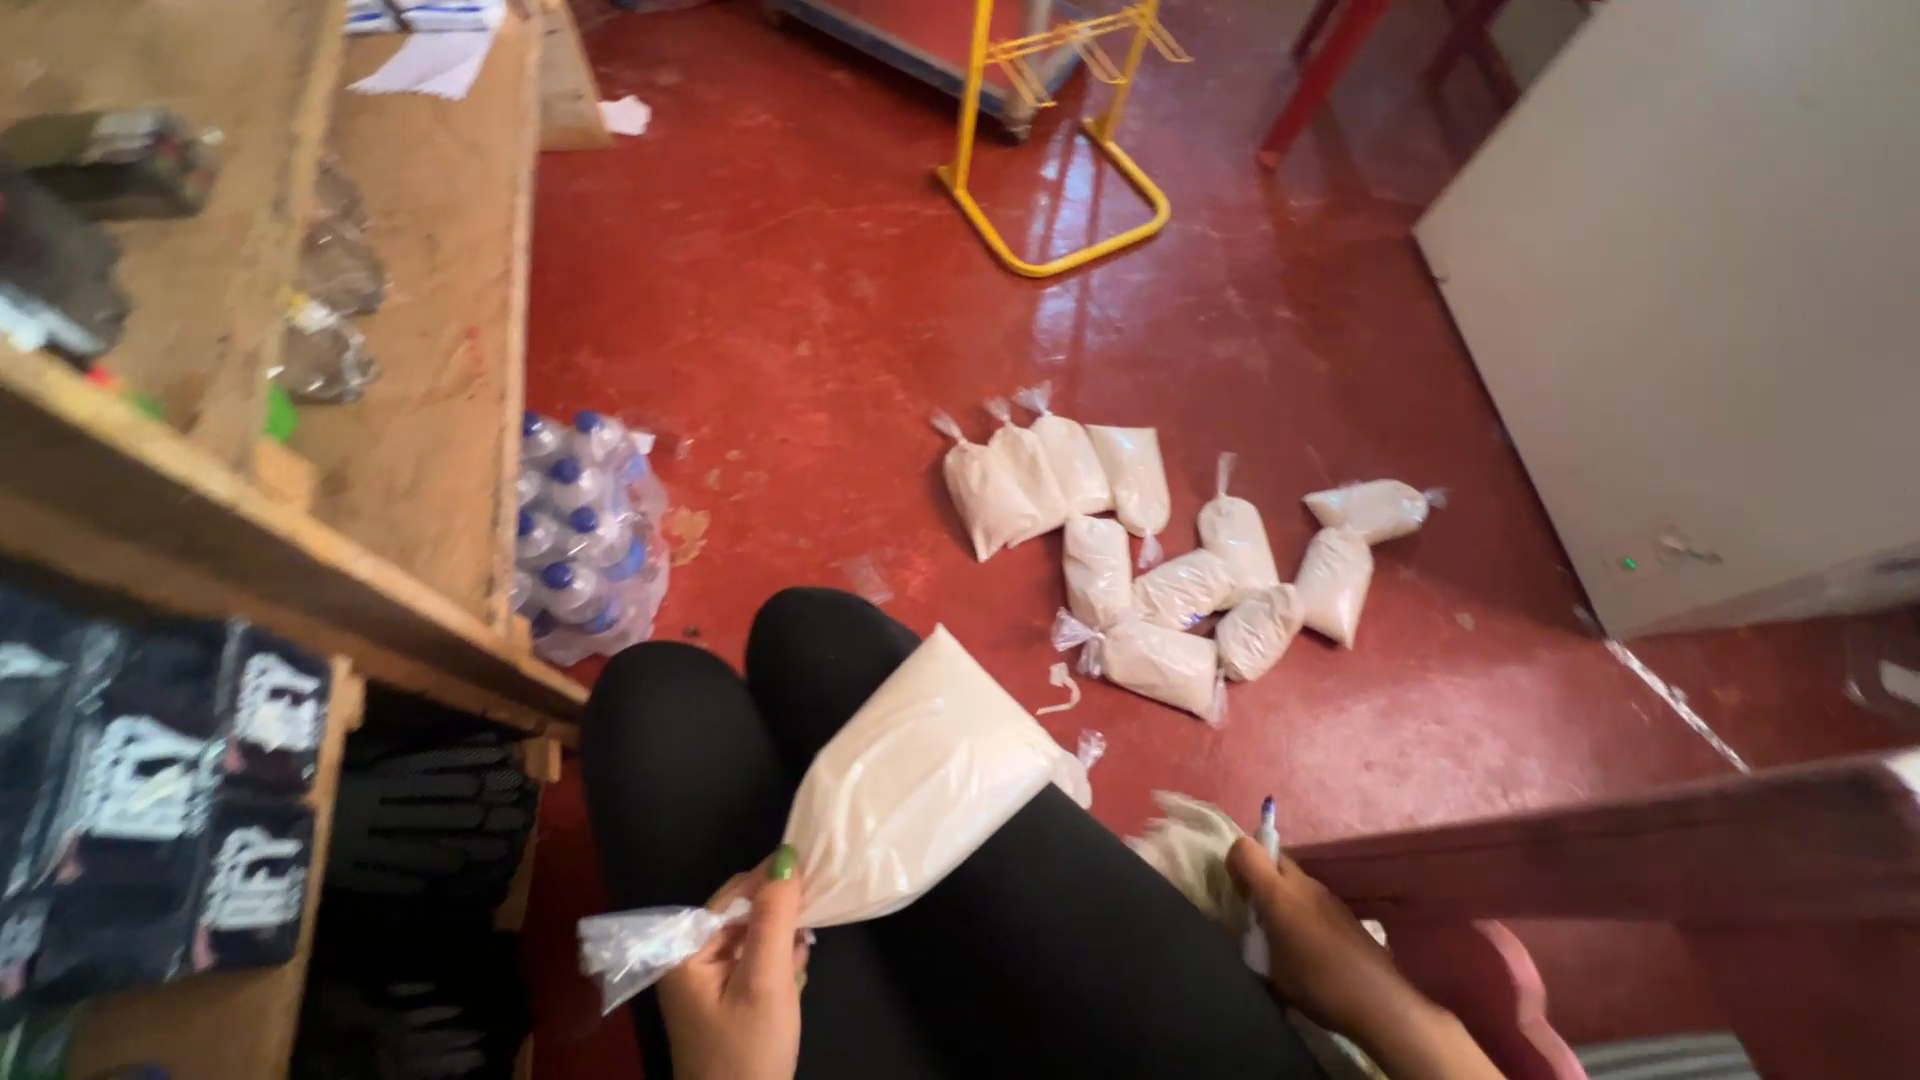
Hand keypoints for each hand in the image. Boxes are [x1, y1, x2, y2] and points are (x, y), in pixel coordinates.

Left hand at [658, 844, 807, 1079]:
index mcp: (685, 952)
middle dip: (779, 912)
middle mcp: (690, 960)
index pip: (733, 894)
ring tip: (805, 948)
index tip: (813, 871)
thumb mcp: (766, 980)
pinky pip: (754, 960)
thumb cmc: (748, 1054)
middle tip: (814, 915)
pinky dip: (778, 958)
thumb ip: (775, 916)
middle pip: (741, 913)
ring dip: (782, 935)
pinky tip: (797, 967)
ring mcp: (708, 982)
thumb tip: (785, 854)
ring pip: (752, 935)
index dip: (771, 881)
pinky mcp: (726, 1000)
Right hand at [1227, 837, 1427, 1045]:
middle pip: (1272, 856)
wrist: (1381, 1003)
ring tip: (1283, 931)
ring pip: (1293, 877)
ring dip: (1281, 891)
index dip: (1234, 862)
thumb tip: (1248, 932)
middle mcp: (1302, 884)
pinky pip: (1312, 896)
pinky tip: (1310, 943)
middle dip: (1258, 873)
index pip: (1245, 847)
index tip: (1236, 891)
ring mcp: (1327, 895)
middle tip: (1256, 909)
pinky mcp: (1344, 910)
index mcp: (1277, 892)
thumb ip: (1253, 940)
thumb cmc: (1317, 984)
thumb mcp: (1270, 969)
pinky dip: (1302, 907)